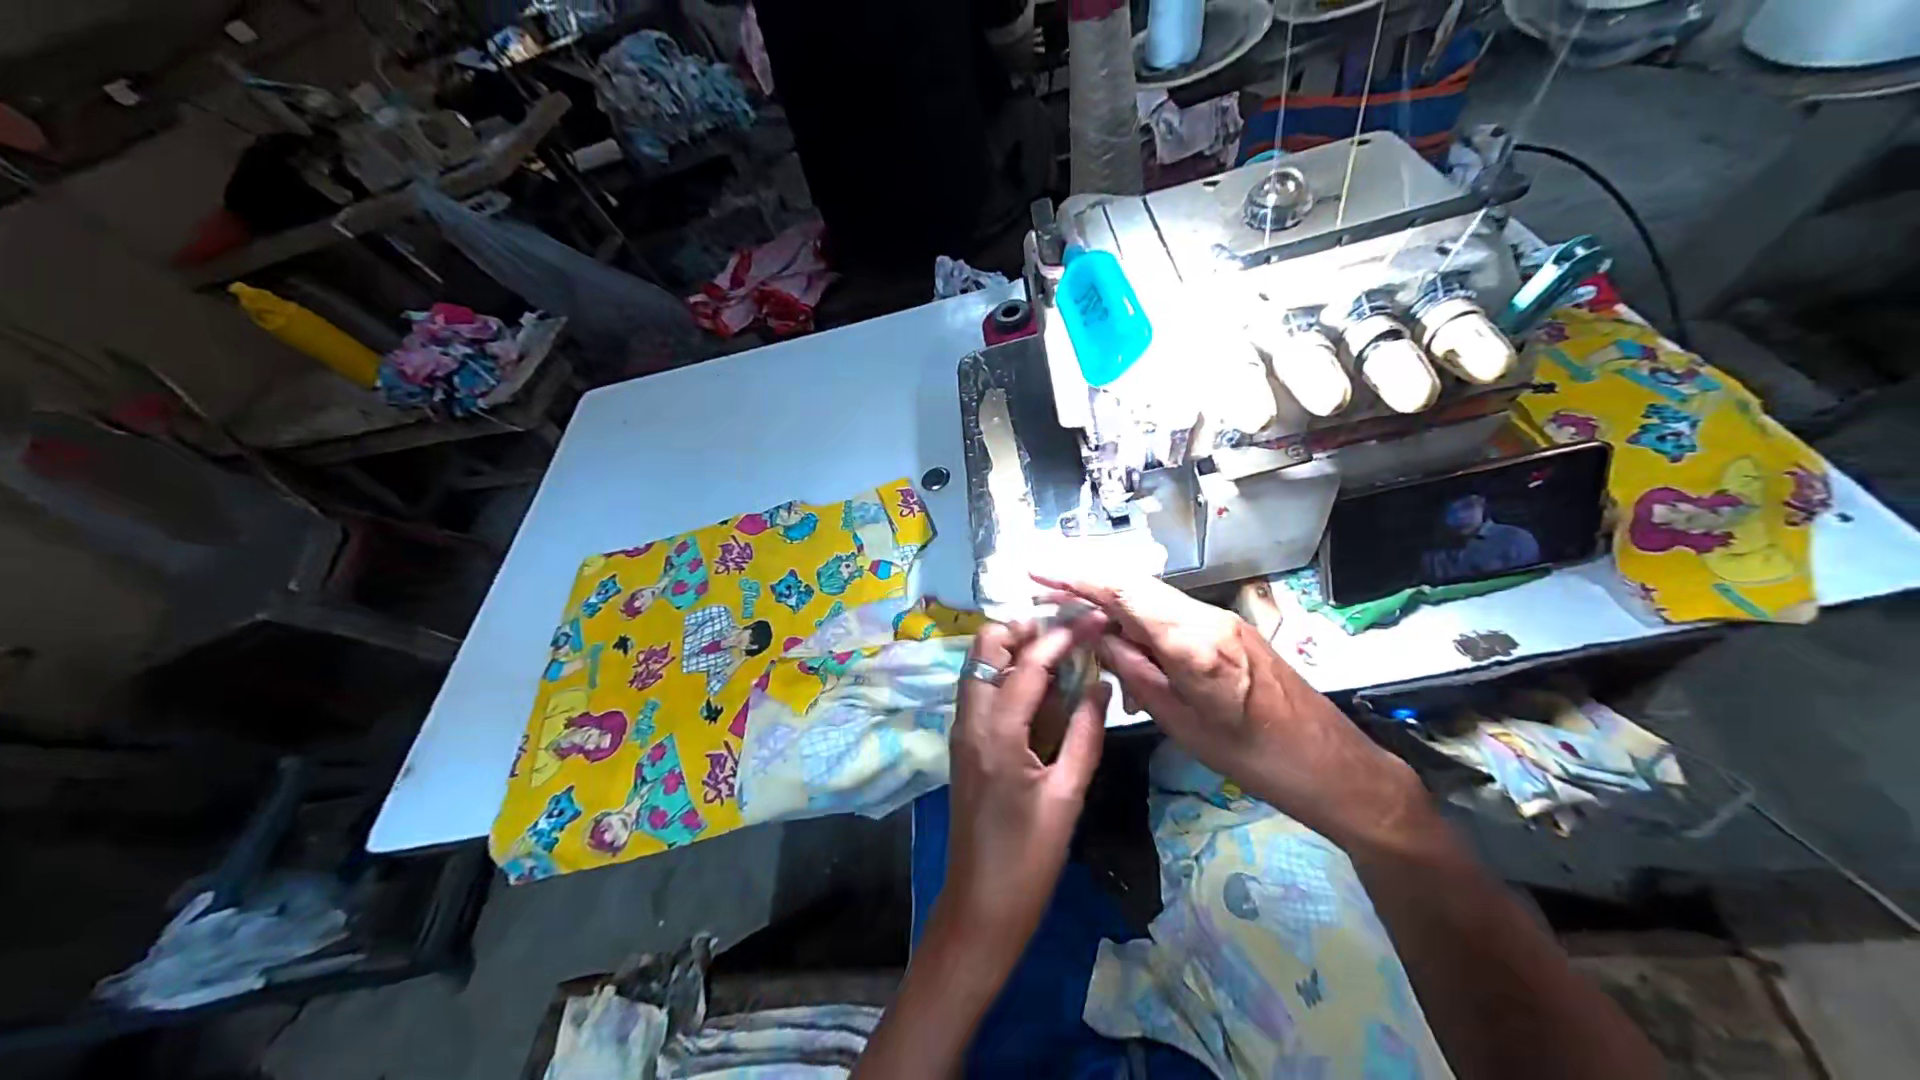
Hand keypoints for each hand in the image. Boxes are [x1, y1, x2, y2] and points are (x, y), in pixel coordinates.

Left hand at [940, 620, 1110, 956]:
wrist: (981, 905)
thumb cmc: (1029, 857)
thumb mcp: (1068, 795)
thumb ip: (1085, 734)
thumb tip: (1100, 687)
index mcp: (996, 731)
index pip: (1028, 662)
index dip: (1064, 635)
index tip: (1094, 619)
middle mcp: (970, 720)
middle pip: (985, 646)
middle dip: (1026, 630)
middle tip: (1069, 637)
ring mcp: (961, 731)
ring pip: (980, 665)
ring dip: (1015, 649)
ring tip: (1062, 657)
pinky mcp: (964, 744)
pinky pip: (981, 691)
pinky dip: (1008, 676)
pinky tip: (1042, 691)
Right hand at [1036, 571, 1423, 850]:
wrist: (1331, 764)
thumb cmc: (1254, 758)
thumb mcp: (1181, 721)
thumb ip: (1135, 671)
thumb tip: (1098, 634)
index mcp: (1193, 640)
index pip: (1123, 591)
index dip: (1075, 575)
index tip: (1037, 567)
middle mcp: (1206, 615)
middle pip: (1134, 585)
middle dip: (1084, 584)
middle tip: (1042, 590)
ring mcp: (1220, 619)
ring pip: (1150, 599)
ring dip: (1108, 604)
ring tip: (1071, 618)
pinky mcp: (1227, 629)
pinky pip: (1169, 615)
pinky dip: (1135, 620)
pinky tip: (1119, 641)